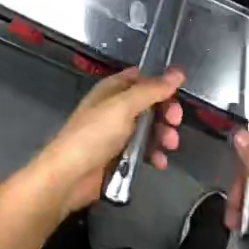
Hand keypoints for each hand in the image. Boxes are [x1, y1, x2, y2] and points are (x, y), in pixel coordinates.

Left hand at [24, 68, 183, 216]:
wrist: (70, 176)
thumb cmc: (94, 134)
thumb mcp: (124, 106)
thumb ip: (151, 90)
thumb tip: (178, 72)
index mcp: (113, 89)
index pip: (143, 79)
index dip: (161, 85)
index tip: (177, 95)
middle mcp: (116, 107)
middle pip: (150, 104)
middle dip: (166, 113)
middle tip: (174, 124)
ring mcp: (118, 132)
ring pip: (149, 128)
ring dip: (163, 135)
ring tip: (169, 146)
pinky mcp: (120, 155)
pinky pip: (143, 150)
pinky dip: (154, 154)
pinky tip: (159, 162)